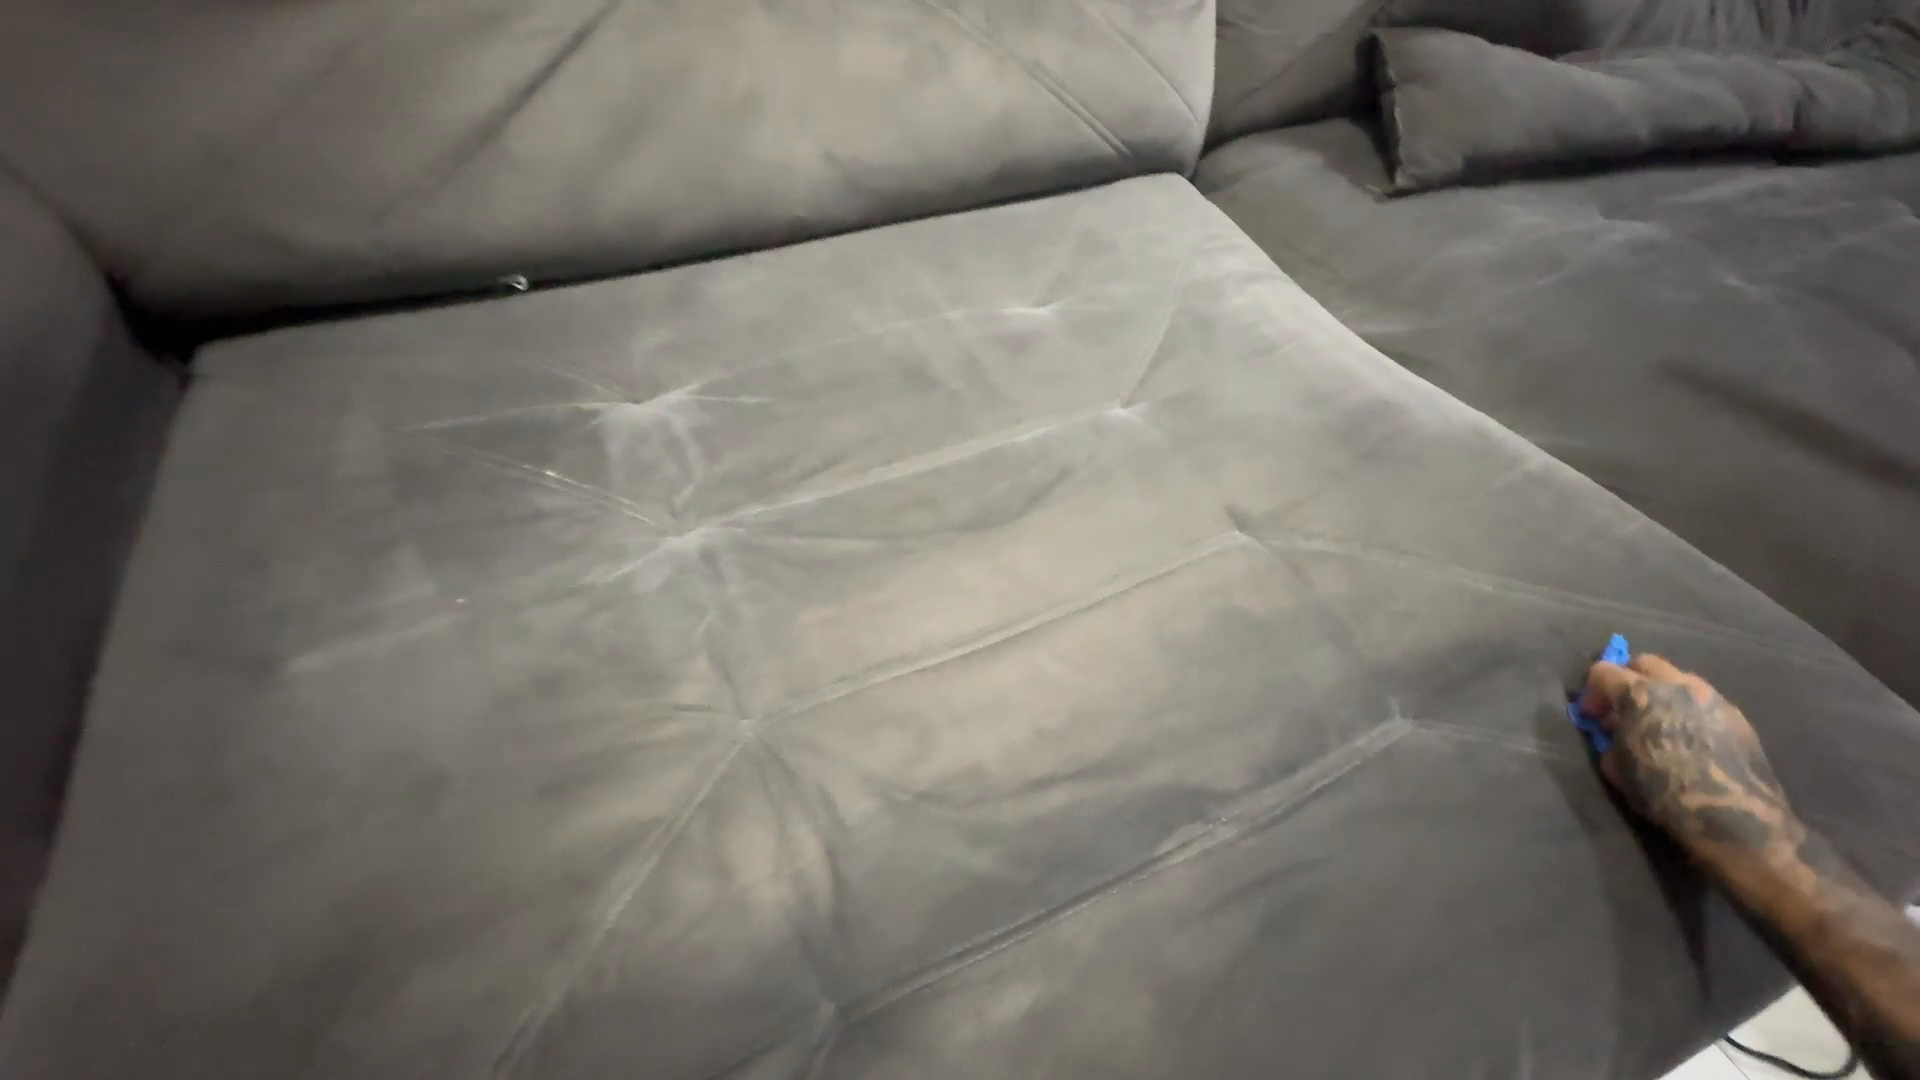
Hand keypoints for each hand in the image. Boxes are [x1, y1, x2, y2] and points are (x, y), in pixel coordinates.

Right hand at [1580, 654, 1801, 869]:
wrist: (1735, 821)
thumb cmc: (1663, 792)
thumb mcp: (1616, 766)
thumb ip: (1610, 737)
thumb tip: (1614, 728)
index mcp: (1640, 694)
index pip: (1603, 671)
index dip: (1592, 693)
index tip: (1593, 717)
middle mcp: (1678, 687)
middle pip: (1644, 663)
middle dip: (1628, 680)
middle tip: (1623, 710)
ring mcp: (1714, 700)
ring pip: (1678, 679)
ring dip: (1661, 694)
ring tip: (1658, 724)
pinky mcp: (1738, 718)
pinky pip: (1703, 701)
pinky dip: (1688, 710)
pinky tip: (1687, 737)